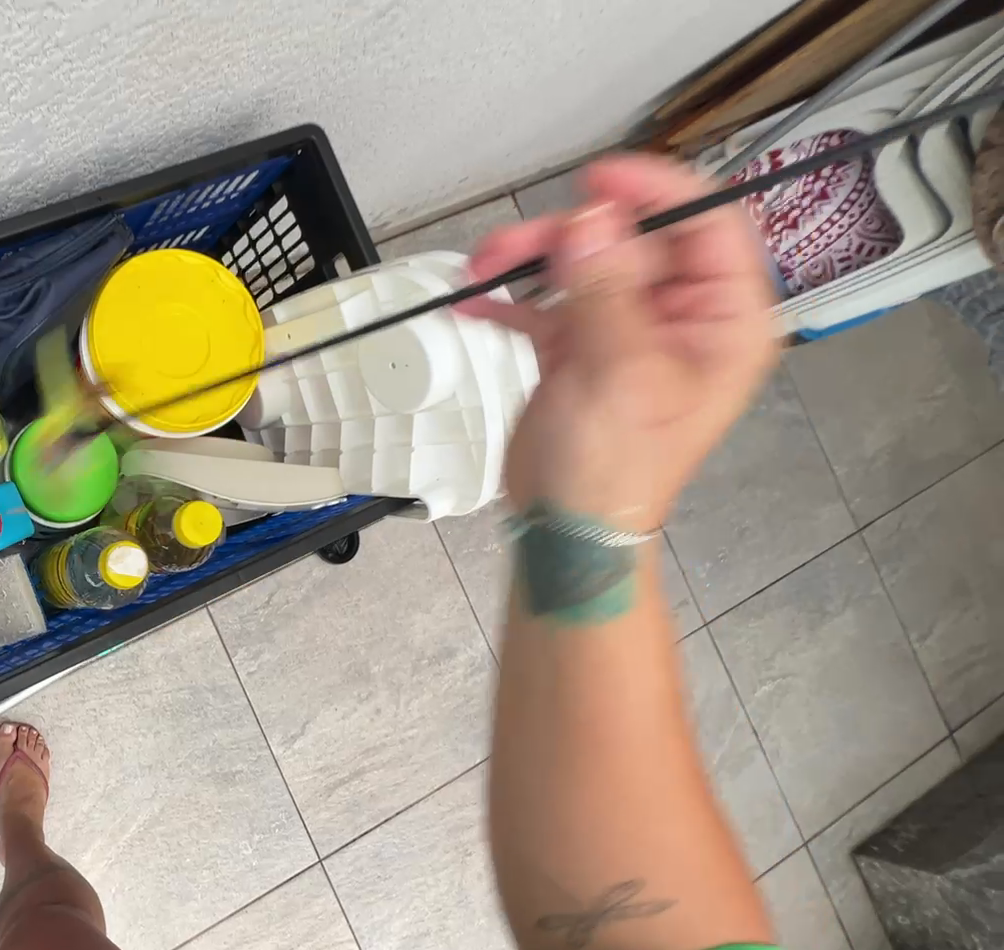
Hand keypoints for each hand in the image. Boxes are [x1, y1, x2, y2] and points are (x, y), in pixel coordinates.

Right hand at [458, 155, 778, 531]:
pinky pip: (543, 310)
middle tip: (504, 245)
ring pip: (578, 272)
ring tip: (477, 271)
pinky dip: (507, 304)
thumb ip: (605, 292)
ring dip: (527, 265)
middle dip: (564, 238)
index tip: (594, 179)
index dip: (655, 193)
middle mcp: (676, 317)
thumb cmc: (613, 464)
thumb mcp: (618, 373)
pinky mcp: (574, 354)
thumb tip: (589, 220)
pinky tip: (472, 304)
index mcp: (720, 319)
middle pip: (626, 245)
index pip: (704, 227)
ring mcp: (621, 334)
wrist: (567, 526)